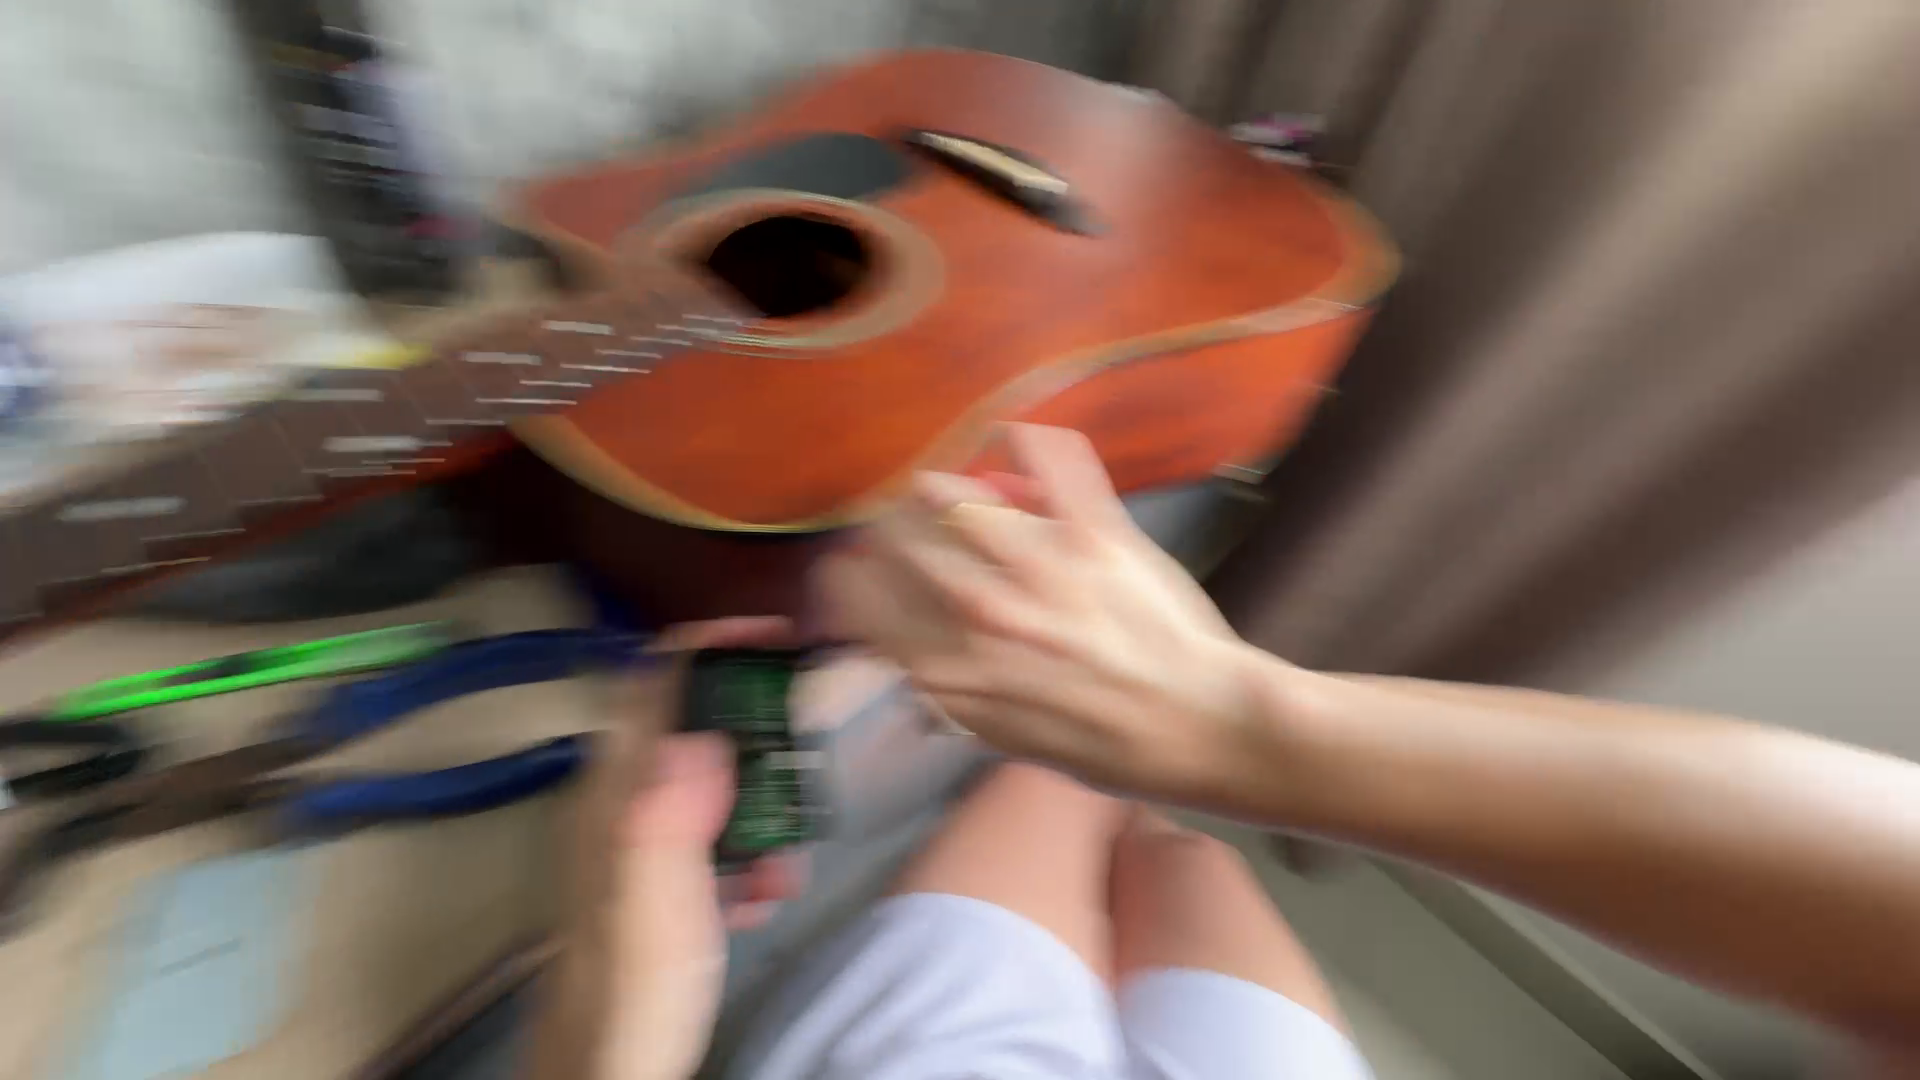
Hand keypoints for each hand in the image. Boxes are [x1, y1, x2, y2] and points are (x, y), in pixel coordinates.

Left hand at [592, 618, 805, 1079]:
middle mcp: (619, 802)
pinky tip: (763, 894)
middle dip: (751, 727)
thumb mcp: (654, 914)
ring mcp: (637, 838)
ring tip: (786, 858)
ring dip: (757, 801)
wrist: (603, 1078)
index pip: (652, 683)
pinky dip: (745, 848)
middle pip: (688, 720)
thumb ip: (665, 824)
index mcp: (614, 796)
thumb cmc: (633, 996)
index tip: (773, 637)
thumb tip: (698, 735)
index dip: (708, 644)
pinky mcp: (656, 874)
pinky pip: (710, 831)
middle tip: (802, 741)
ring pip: (708, 779)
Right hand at [816, 424, 1277, 804]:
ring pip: (950, 496)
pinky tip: (1010, 438)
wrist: (1199, 726)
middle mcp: (978, 613)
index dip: (849, 577)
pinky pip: (1045, 459)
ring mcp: (1035, 567)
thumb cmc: (1102, 745)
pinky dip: (1025, 438)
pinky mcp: (1091, 534)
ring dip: (937, 488)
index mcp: (949, 669)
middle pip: (897, 541)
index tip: (857, 569)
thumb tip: (915, 672)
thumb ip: (952, 701)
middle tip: (903, 527)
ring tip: (941, 489)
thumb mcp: (1007, 740)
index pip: (860, 601)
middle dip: (889, 530)